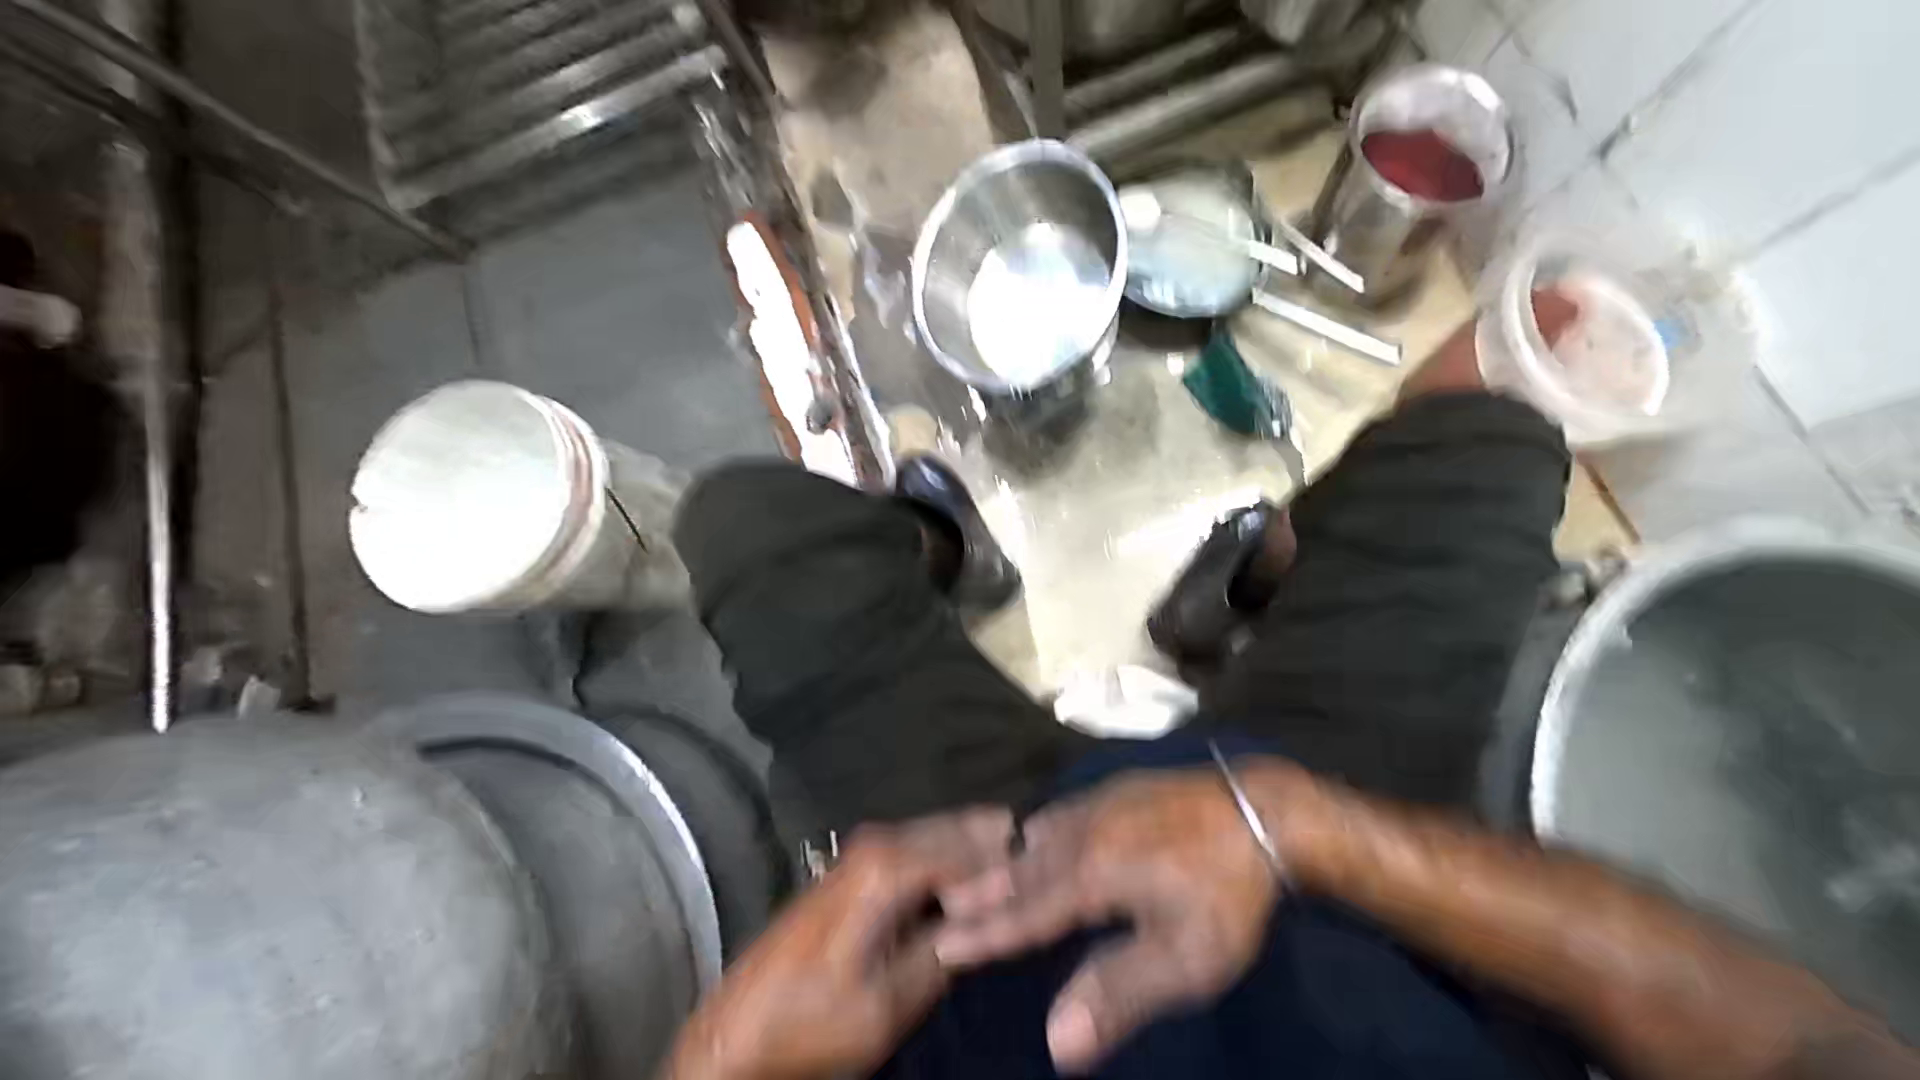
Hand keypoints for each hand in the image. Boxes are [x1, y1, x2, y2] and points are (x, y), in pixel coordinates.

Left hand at [661, 808, 1012, 1079]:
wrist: (738, 1032)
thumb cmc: (813, 1023)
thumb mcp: (888, 1004)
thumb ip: (946, 949)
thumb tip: (993, 914)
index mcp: (887, 867)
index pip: (970, 846)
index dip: (1011, 863)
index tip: (1049, 879)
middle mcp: (879, 841)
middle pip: (957, 829)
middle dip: (998, 849)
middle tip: (1041, 876)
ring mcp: (865, 849)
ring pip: (940, 834)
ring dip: (976, 854)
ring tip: (1016, 881)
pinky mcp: (859, 864)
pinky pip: (921, 847)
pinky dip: (950, 860)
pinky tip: (970, 887)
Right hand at [934, 762, 1313, 1072]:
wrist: (1259, 809)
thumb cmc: (1223, 892)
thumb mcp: (1184, 958)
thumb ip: (1116, 992)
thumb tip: (1056, 1042)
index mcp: (1091, 875)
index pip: (1026, 913)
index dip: (985, 933)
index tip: (943, 944)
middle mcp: (1082, 834)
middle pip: (1021, 869)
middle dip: (981, 889)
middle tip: (943, 901)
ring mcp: (1098, 805)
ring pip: (1037, 836)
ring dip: (1006, 859)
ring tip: (979, 871)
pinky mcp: (1115, 789)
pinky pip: (1060, 812)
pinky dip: (1037, 831)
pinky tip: (1038, 833)